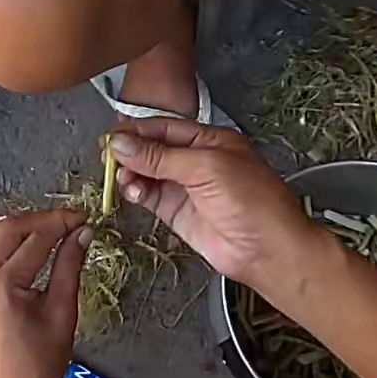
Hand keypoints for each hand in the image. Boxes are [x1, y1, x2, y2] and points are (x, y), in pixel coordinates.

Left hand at [0, 209, 89, 377]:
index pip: (37, 238)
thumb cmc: (40, 363)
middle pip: (9, 229)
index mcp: (4, 285)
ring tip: (44, 222)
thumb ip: (69, 267)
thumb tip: (83, 234)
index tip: (85, 219)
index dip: (63, 224)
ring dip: (16, 222)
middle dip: (41, 219)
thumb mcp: (62, 312)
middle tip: (70, 220)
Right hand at [107, 118, 321, 294]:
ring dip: (131, 173)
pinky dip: (137, 192)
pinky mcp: (177, 212)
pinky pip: (150, 196)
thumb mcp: (205, 167)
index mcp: (210, 140)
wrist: (267, 250)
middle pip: (153, 150)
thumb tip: (122, 144)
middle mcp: (196, 161)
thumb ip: (160, 156)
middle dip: (130, 152)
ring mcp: (186, 187)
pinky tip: (133, 192)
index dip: (138, 131)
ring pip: (147, 173)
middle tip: (109, 157)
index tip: (112, 135)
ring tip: (123, 178)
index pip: (165, 128)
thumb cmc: (252, 201)